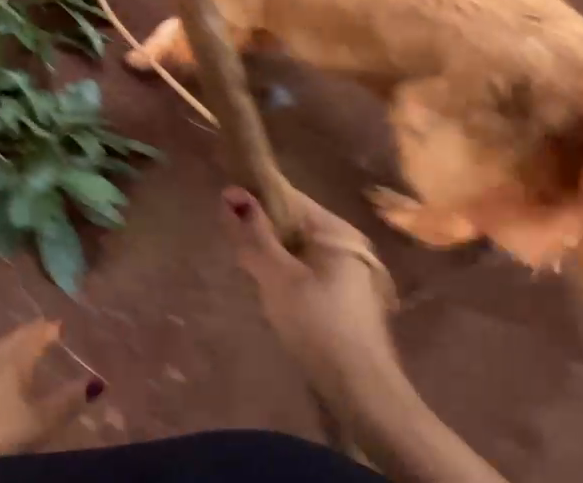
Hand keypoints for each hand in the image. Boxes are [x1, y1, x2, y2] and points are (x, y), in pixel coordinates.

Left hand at [0, 320, 100, 482]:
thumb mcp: (42, 419)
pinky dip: (10, 355)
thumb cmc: (2, 428)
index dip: (50, 328)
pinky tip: (11, 369)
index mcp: (15, 357)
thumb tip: (96, 382)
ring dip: (20, 342)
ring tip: (32, 343)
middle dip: (34, 331)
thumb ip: (68, 400)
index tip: (64, 323)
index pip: (35, 334)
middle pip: (18, 336)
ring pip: (5, 347)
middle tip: (50, 328)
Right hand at [222, 186, 399, 398]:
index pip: (286, 195)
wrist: (360, 388)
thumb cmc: (317, 323)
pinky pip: (302, 268)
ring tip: (251, 274)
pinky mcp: (341, 294)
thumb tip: (230, 193)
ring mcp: (345, 269)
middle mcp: (344, 242)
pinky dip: (283, 274)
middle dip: (259, 232)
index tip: (223, 209)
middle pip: (289, 221)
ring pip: (293, 247)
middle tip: (237, 251)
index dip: (252, 198)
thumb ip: (253, 234)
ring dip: (269, 256)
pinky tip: (271, 294)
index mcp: (335, 230)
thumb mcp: (277, 275)